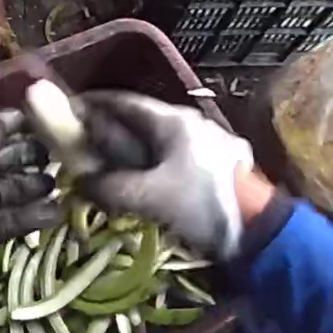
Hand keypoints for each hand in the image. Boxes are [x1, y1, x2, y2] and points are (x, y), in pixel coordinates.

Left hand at [0, 111, 57, 332]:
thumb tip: (7, 116)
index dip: (6, 123)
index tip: (42, 118)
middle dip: (25, 153)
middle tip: (61, 151)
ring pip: (6, 189)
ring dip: (34, 184)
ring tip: (64, 181)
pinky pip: (9, 220)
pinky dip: (33, 216)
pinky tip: (58, 211)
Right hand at [73, 91, 268, 261]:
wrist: (261, 230)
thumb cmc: (202, 204)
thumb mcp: (149, 197)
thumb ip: (110, 188)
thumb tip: (80, 183)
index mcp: (174, 120)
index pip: (125, 101)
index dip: (94, 102)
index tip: (70, 108)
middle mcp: (192, 123)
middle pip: (142, 119)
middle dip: (112, 129)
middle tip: (86, 141)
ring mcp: (209, 142)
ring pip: (161, 139)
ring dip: (134, 148)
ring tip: (112, 163)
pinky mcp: (220, 164)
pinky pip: (177, 155)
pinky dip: (154, 162)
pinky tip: (147, 180)